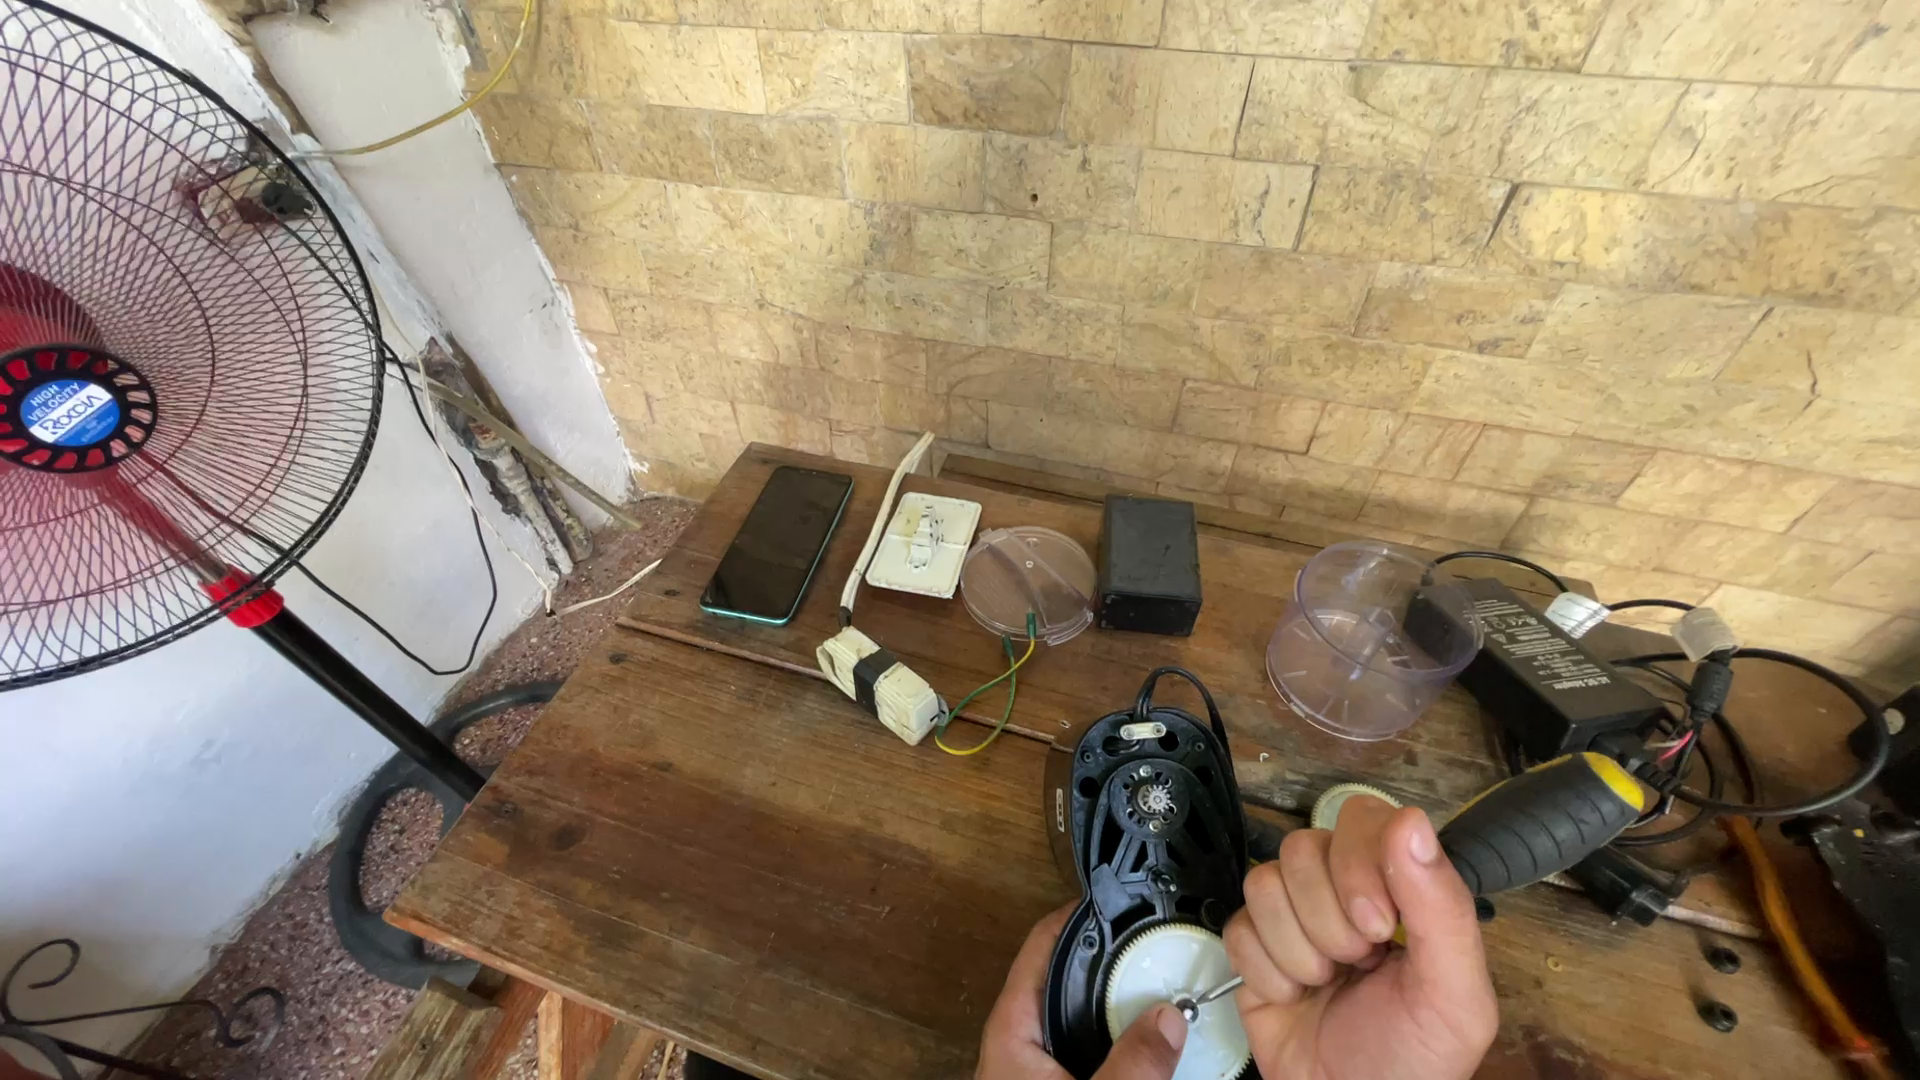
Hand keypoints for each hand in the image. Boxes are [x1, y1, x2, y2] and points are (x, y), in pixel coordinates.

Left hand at [978, 905, 1188, 1079]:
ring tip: (1162, 992)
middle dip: (1109, 964)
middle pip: (1066, 977)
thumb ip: (1132, 1066)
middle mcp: (1021, 1035)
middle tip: (1155, 949)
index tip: (1118, 901)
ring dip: (1117, 1006)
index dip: (1077, 916)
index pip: (1042, 945)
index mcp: (1013, 1024)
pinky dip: (1117, 1041)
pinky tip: (1149, 1048)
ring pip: (1080, 1017)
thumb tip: (1171, 1016)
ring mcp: (1036, 1063)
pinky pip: (1088, 1048)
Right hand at [1225, 797, 1497, 1079]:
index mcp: (1395, 885)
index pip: (1360, 817)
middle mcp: (1338, 885)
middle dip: (1328, 920)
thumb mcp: (1453, 996)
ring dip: (1298, 950)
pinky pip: (1237, 925)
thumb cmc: (1413, 1060)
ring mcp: (1289, 910)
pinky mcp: (1249, 938)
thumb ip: (1442, 907)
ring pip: (1263, 882)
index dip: (1357, 862)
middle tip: (1356, 966)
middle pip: (1302, 846)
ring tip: (1324, 984)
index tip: (1379, 927)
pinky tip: (1292, 995)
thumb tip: (1410, 818)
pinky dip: (1267, 972)